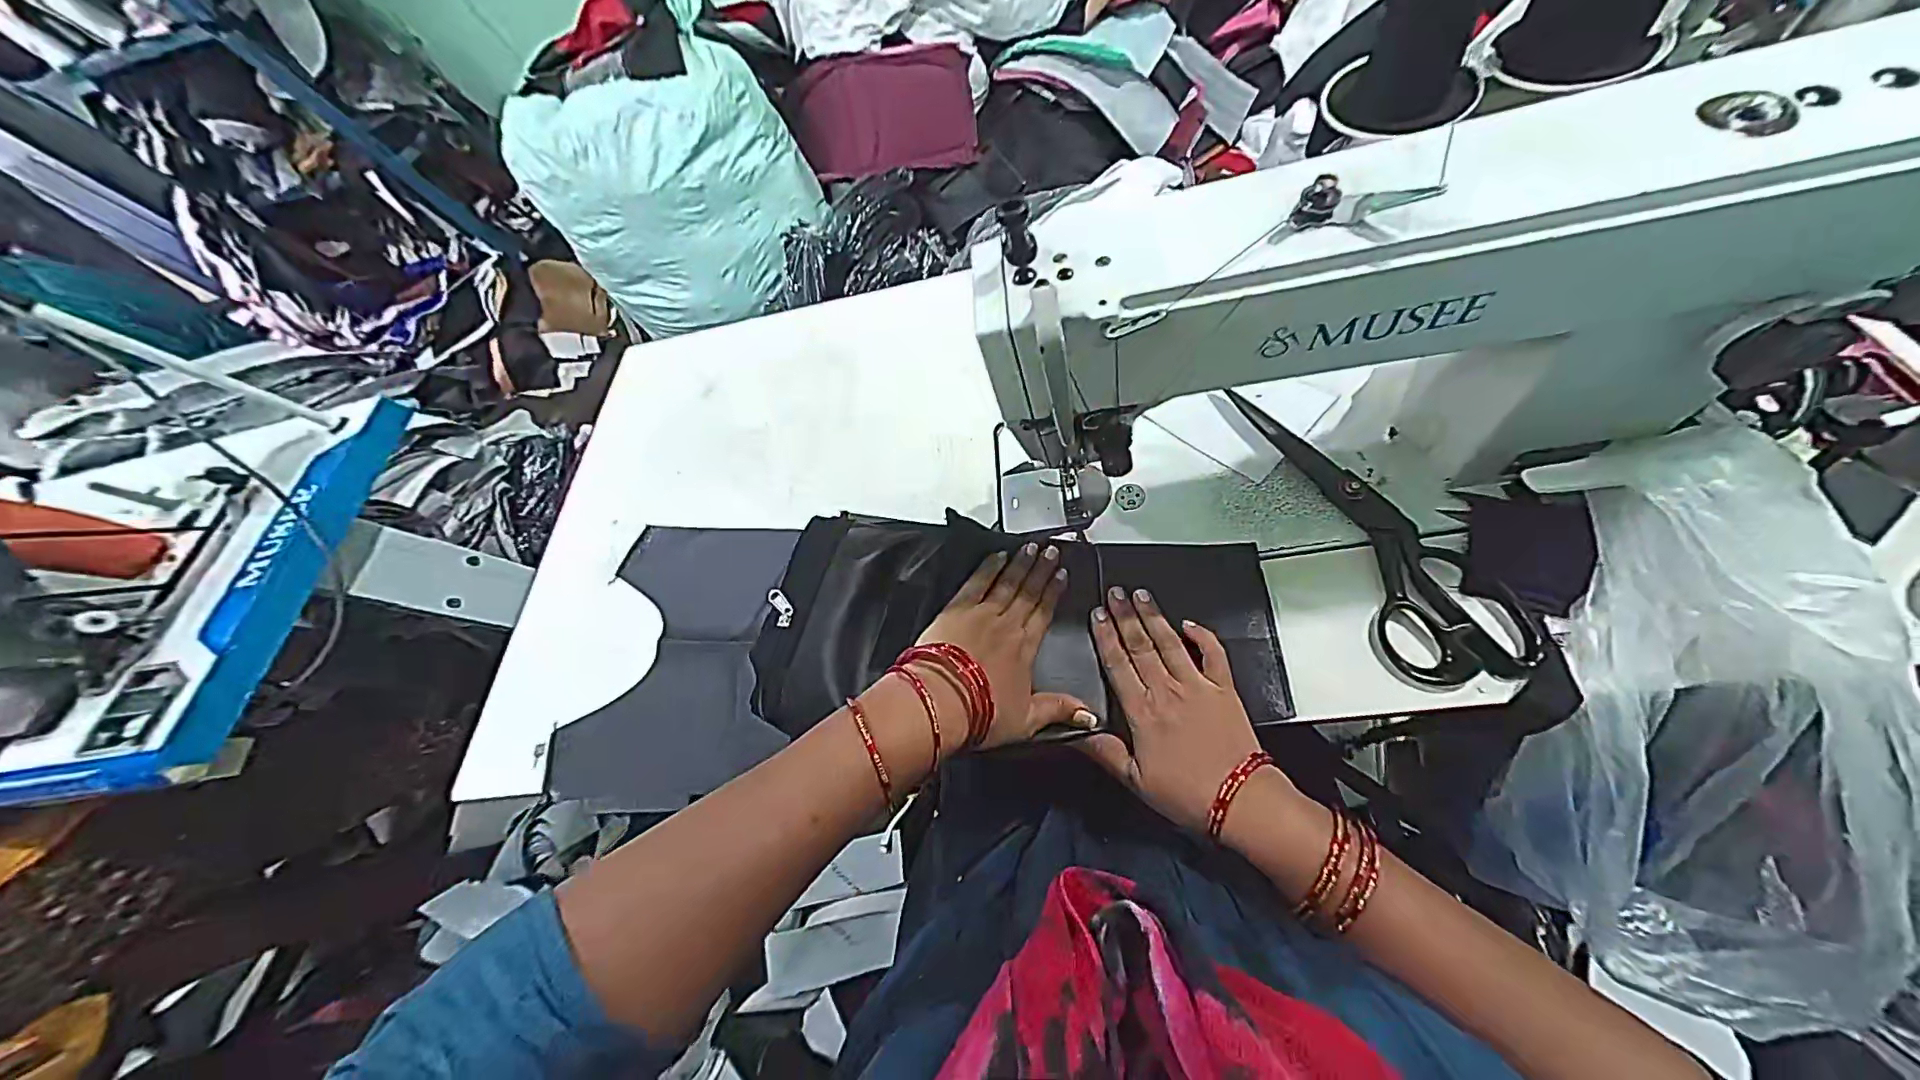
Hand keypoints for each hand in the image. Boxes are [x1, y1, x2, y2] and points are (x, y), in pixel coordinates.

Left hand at [914, 545, 1094, 749]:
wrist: (943, 701)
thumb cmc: (981, 712)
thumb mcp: (1027, 720)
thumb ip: (1058, 710)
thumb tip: (1088, 716)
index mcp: (1025, 649)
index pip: (1044, 613)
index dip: (1053, 592)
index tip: (1061, 575)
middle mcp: (1006, 625)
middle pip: (1028, 592)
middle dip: (1042, 569)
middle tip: (1051, 551)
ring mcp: (981, 614)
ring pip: (1006, 582)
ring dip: (1020, 563)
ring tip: (1031, 547)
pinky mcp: (956, 609)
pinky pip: (977, 581)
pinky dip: (988, 567)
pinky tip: (996, 556)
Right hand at [1079, 587, 1295, 832]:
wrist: (1240, 800)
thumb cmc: (1189, 794)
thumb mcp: (1135, 780)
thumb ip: (1104, 752)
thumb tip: (1078, 733)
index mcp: (1142, 713)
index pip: (1117, 664)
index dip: (1105, 636)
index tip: (1097, 615)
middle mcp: (1167, 692)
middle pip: (1140, 645)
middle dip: (1124, 615)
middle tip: (1115, 593)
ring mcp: (1197, 687)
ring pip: (1170, 642)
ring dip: (1153, 616)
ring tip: (1141, 595)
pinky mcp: (1224, 690)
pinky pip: (1212, 654)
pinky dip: (1202, 635)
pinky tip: (1189, 623)